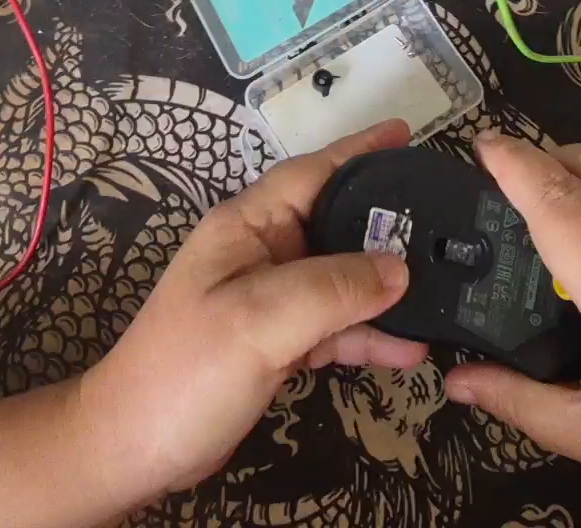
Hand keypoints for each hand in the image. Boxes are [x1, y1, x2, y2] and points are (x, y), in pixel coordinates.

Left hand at [80, 119, 427, 503]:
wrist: (137, 446)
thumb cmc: (188, 368)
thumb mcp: (260, 320)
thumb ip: (331, 289)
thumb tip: (400, 269)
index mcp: (248, 225)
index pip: (311, 172)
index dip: (359, 149)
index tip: (406, 133)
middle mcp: (263, 250)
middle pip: (334, 222)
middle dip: (385, 221)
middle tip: (443, 219)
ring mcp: (272, 296)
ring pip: (341, 277)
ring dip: (385, 287)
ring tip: (443, 289)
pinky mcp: (280, 339)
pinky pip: (335, 324)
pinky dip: (368, 334)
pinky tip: (410, 349)